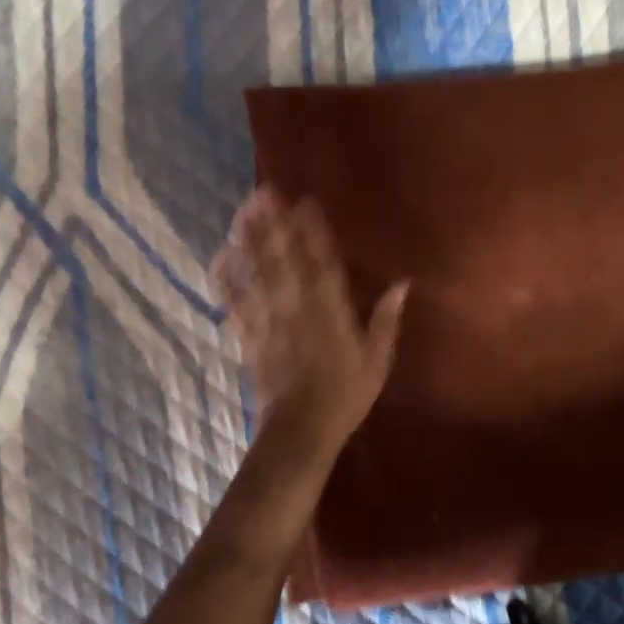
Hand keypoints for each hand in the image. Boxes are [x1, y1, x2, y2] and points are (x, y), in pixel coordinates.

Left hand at [213, 189, 408, 454]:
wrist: (301, 432)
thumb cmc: (346, 395)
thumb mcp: (378, 360)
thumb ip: (386, 320)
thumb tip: (402, 284)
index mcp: (332, 313)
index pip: (323, 264)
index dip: (314, 232)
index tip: (307, 201)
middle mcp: (298, 310)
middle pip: (283, 261)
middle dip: (274, 226)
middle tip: (264, 192)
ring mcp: (269, 323)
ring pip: (257, 275)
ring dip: (249, 242)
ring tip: (243, 211)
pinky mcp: (249, 337)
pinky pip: (235, 304)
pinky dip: (226, 280)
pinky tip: (221, 255)